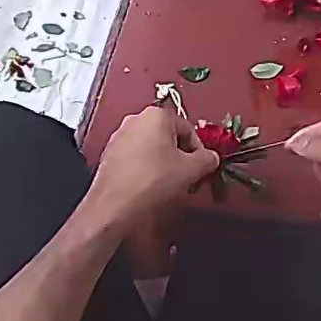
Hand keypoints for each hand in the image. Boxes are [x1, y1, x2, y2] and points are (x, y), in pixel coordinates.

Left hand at [86, 105, 219, 230]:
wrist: (114, 205)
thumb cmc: (151, 181)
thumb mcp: (191, 169)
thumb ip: (207, 159)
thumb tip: (211, 158)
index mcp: (157, 115)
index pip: (188, 130)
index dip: (199, 151)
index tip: (201, 168)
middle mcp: (136, 119)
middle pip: (169, 137)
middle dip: (181, 157)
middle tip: (188, 177)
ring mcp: (120, 136)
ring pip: (152, 147)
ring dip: (165, 163)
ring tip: (169, 184)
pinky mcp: (110, 153)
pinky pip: (136, 156)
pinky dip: (146, 168)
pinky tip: (150, 186)